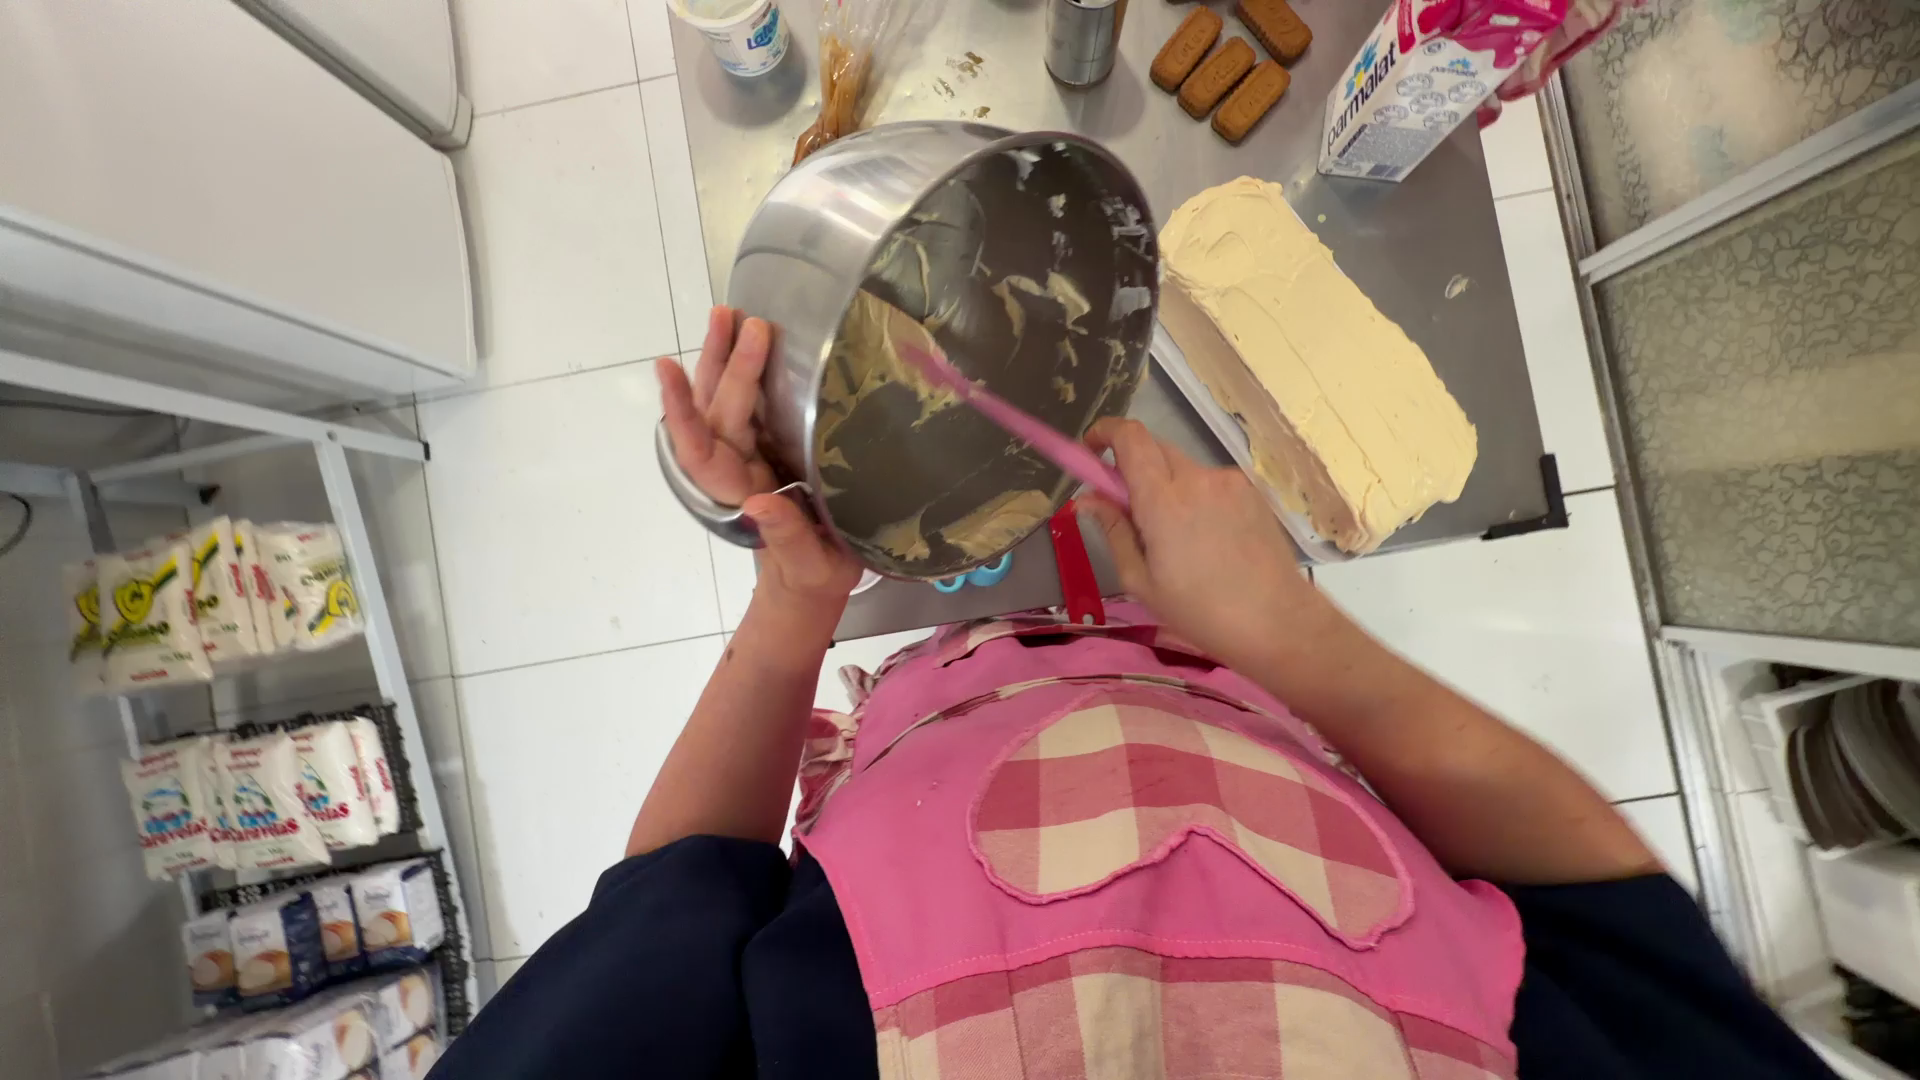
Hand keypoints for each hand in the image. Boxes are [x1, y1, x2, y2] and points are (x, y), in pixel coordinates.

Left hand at [658, 306, 861, 606]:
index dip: (685, 413)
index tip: (670, 372)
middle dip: (725, 367)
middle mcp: (735, 470)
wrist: (809, 577)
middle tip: (743, 321)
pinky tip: (745, 343)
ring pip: (722, 404)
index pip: (703, 453)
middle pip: (716, 414)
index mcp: (740, 496)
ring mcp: (746, 457)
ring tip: (726, 315)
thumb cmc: (813, 574)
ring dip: (720, 359)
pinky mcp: (763, 449)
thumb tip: (757, 505)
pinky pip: (745, 407)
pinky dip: (740, 373)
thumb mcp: (810, 564)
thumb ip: (786, 537)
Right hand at [1078, 418, 1321, 668]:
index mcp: (1164, 501)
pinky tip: (1205, 539)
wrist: (1277, 622)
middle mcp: (1198, 478)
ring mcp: (1229, 482)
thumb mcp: (1140, 580)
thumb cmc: (1199, 611)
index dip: (1105, 432)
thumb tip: (1086, 498)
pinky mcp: (1251, 491)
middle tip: (1126, 507)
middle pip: (1154, 447)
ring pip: (1182, 467)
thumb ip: (1113, 529)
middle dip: (1131, 466)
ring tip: (1173, 537)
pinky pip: (1208, 482)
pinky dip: (1194, 497)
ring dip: (1165, 486)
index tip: (1090, 448)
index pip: (1130, 438)